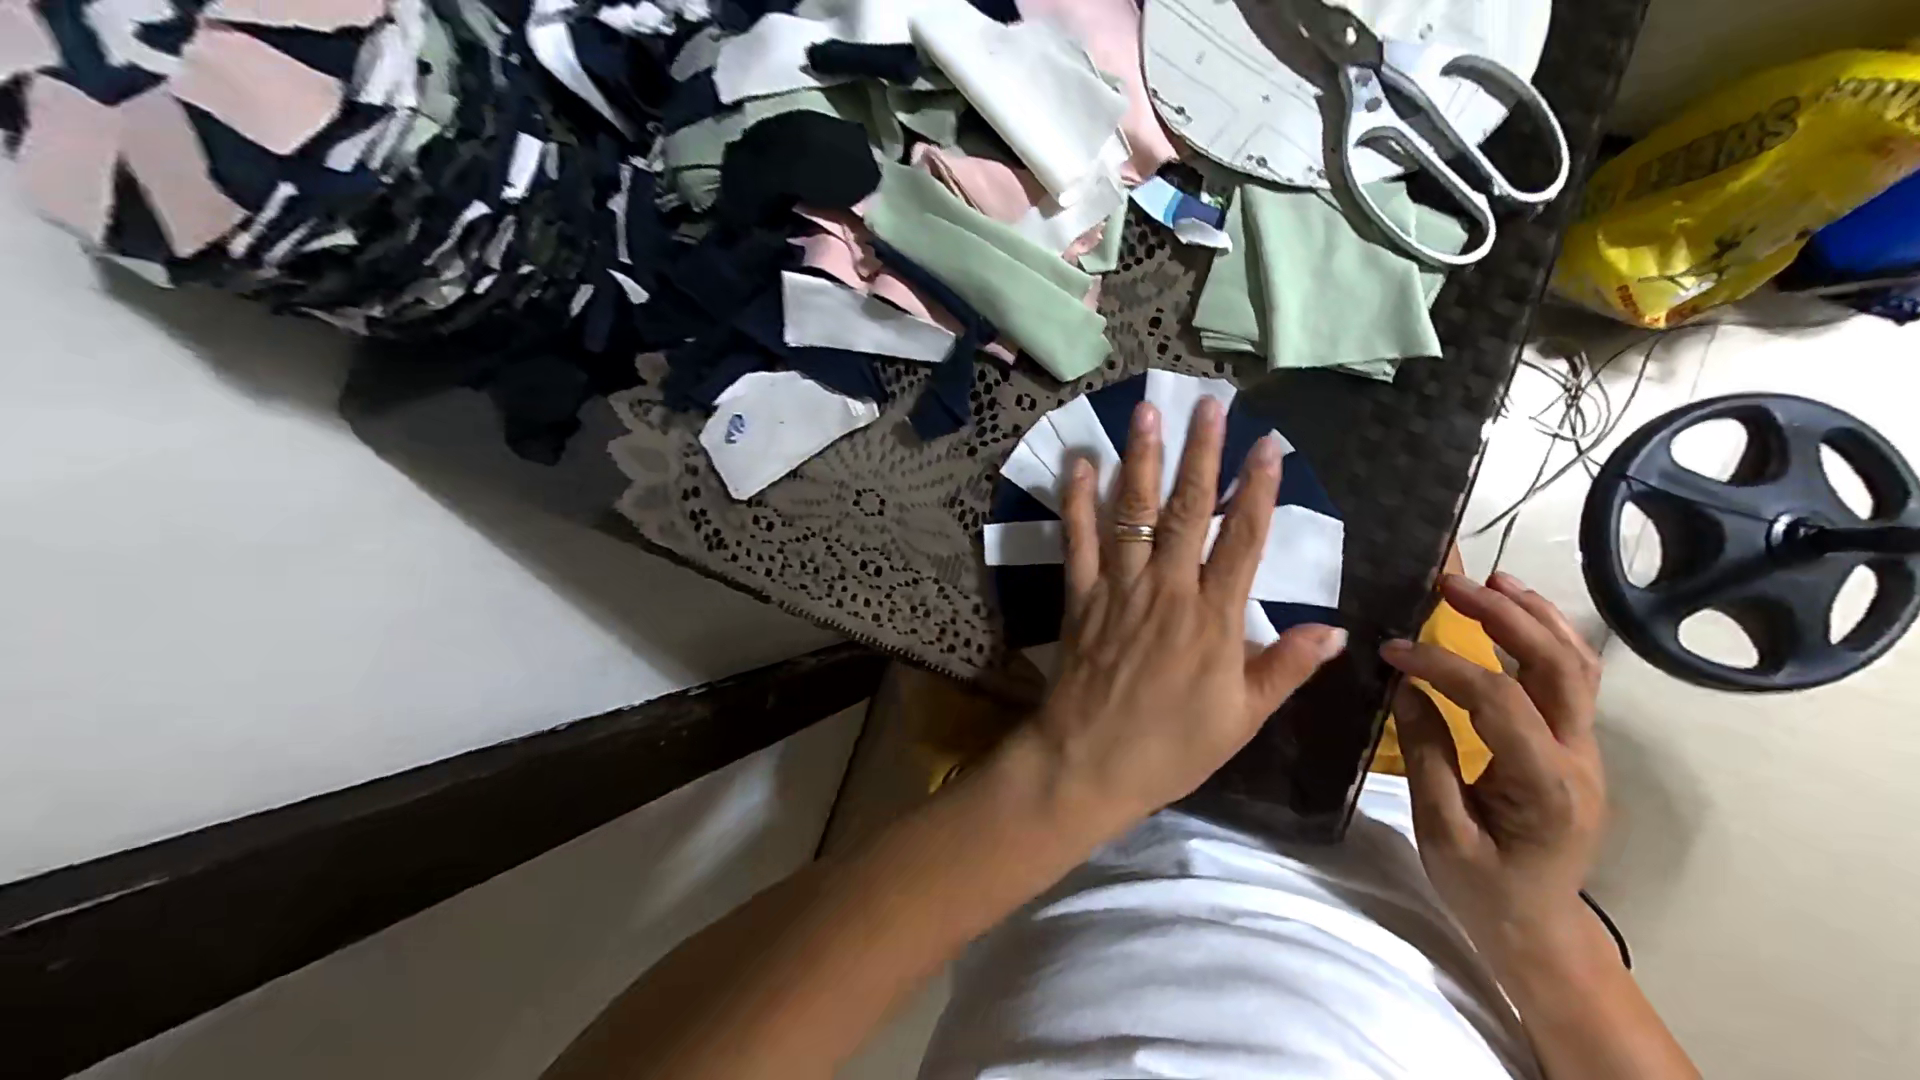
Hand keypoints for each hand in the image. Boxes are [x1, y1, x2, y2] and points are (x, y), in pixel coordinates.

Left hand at [1025, 396, 1347, 840]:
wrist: (1090, 761)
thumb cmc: (1172, 746)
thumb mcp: (1243, 718)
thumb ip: (1286, 668)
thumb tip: (1335, 629)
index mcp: (1214, 617)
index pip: (1243, 539)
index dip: (1258, 489)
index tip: (1268, 445)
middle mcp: (1167, 589)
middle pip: (1187, 510)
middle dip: (1201, 454)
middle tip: (1209, 405)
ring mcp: (1119, 588)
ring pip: (1133, 513)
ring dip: (1141, 460)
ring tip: (1147, 412)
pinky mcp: (1080, 596)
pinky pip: (1079, 540)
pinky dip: (1078, 501)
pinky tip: (1078, 464)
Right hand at [1380, 572, 1606, 965]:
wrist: (1538, 926)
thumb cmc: (1482, 886)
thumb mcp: (1440, 829)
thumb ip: (1428, 754)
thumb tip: (1408, 688)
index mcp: (1544, 784)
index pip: (1496, 699)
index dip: (1441, 664)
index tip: (1390, 650)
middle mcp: (1579, 758)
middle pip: (1558, 666)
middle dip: (1505, 616)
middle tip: (1450, 584)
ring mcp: (1586, 750)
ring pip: (1577, 664)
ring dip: (1533, 616)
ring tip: (1489, 580)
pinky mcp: (1574, 745)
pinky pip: (1570, 678)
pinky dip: (1544, 636)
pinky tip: (1513, 613)